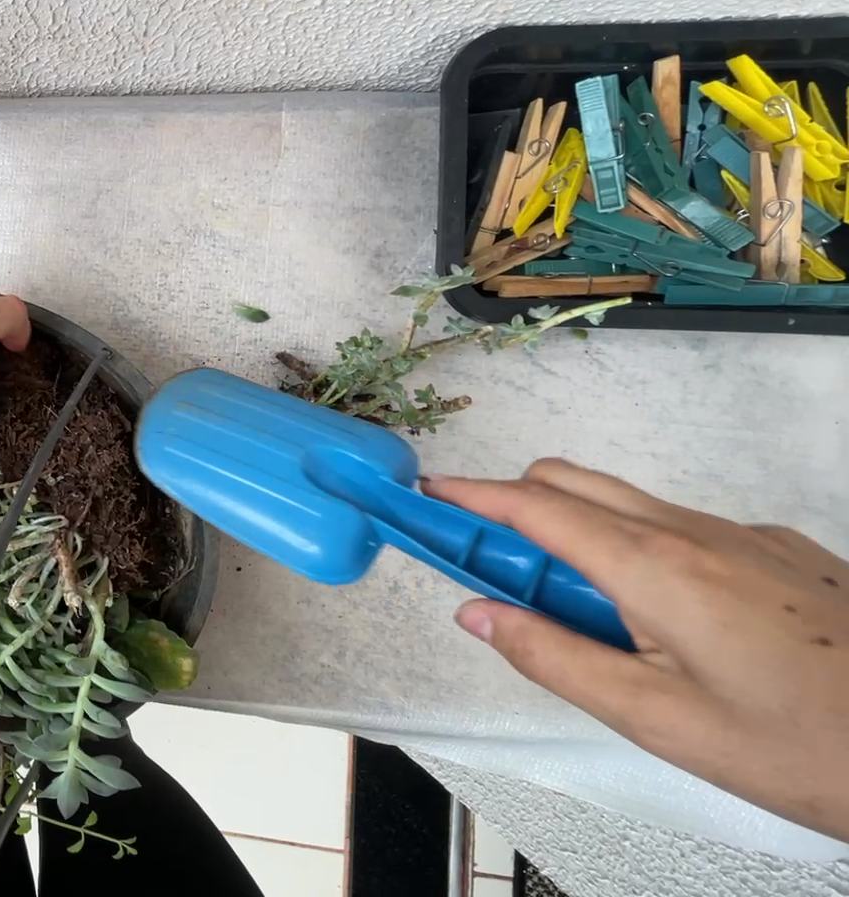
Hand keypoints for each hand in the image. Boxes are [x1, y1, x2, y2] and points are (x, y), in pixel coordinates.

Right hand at [427, 460, 848, 839]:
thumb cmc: (807, 748)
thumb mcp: (659, 722)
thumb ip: (552, 658)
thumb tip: (474, 613)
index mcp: (651, 565)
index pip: (531, 506)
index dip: (468, 494)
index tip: (423, 494)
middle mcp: (693, 531)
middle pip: (570, 481)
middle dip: (513, 502)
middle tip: (496, 562)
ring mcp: (749, 538)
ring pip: (626, 503)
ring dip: (574, 528)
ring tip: (586, 607)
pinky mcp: (792, 554)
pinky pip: (683, 527)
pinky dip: (639, 546)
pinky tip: (680, 621)